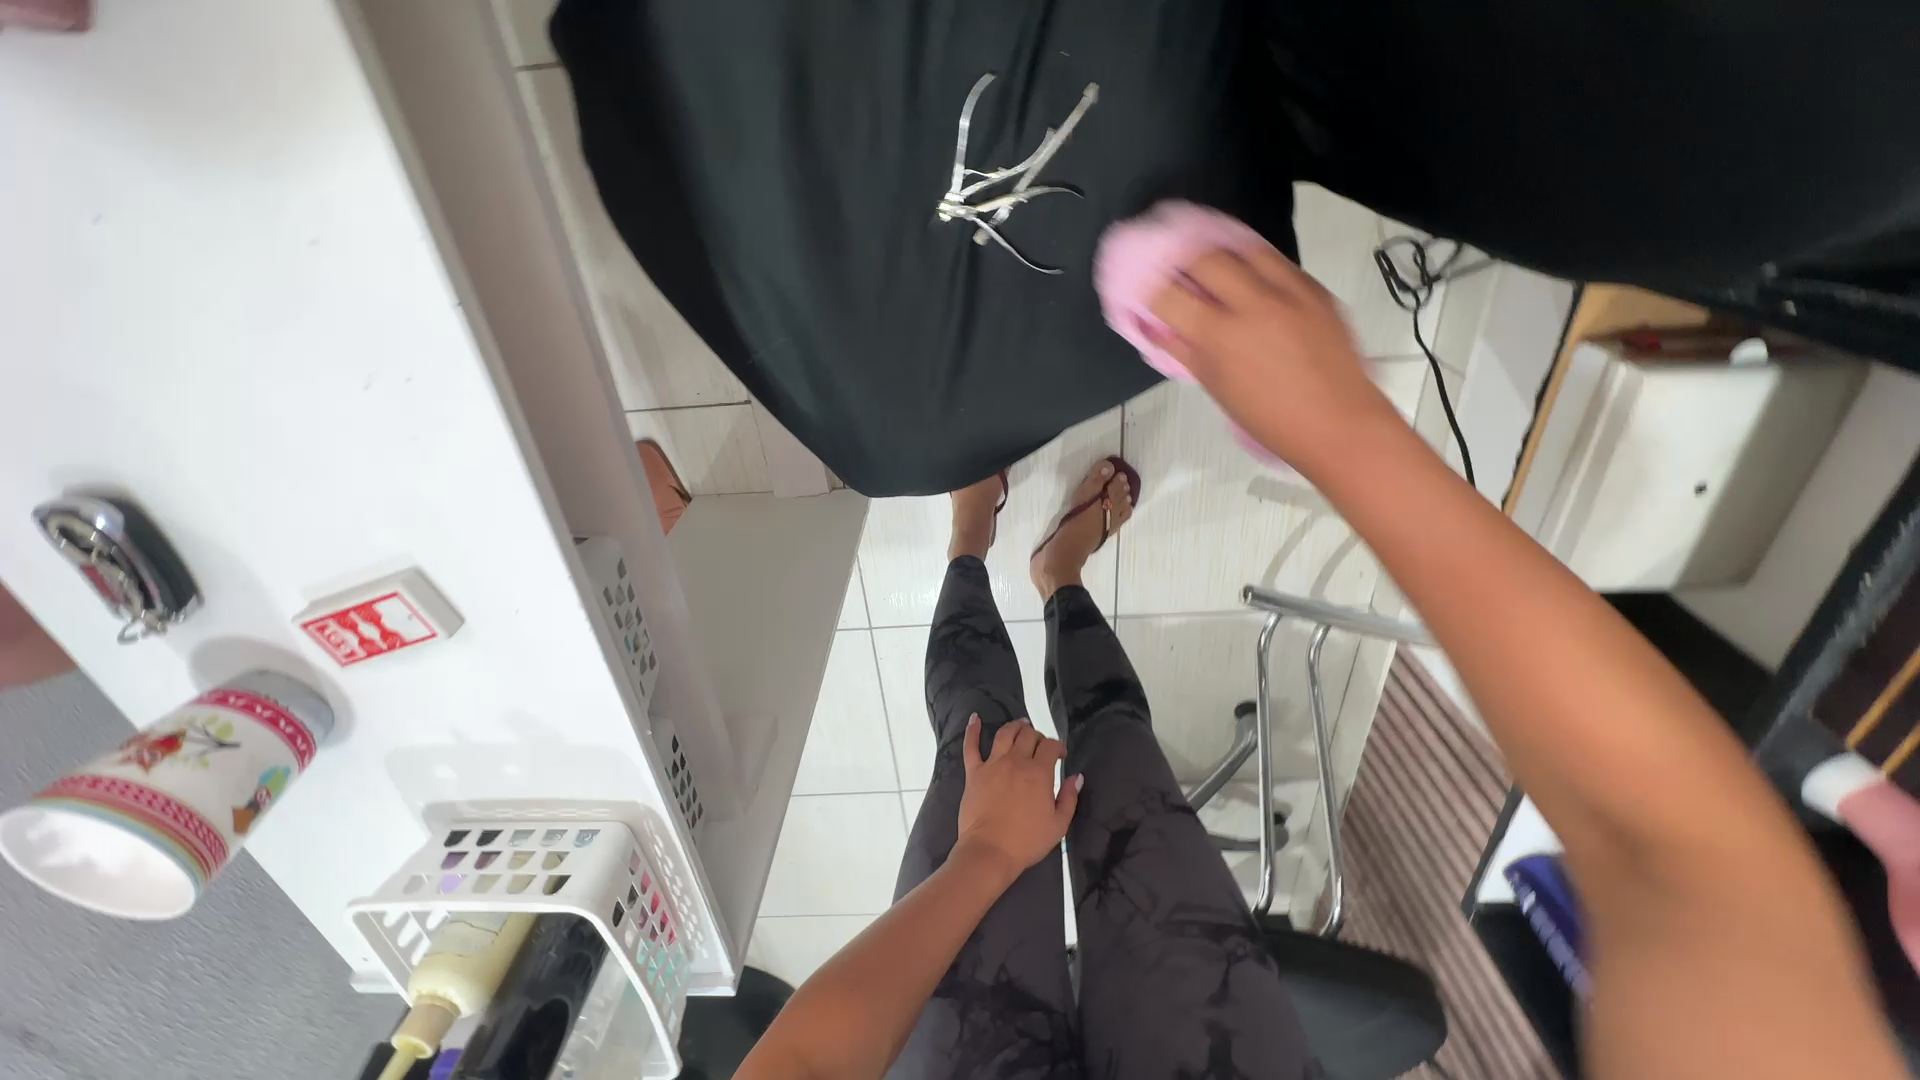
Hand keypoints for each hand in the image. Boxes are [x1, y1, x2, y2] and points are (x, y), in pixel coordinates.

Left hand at [955, 716, 1081, 883]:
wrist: (990, 851)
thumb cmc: (1027, 842)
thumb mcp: (1058, 825)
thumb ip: (1069, 798)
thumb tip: (1076, 777)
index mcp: (1038, 773)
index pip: (1050, 746)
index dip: (1058, 746)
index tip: (1061, 755)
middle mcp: (1016, 762)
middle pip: (1028, 735)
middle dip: (1038, 736)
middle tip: (1040, 745)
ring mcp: (992, 765)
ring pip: (1005, 734)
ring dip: (1015, 726)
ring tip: (1021, 725)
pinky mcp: (974, 773)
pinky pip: (971, 747)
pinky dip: (972, 730)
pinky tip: (974, 719)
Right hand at [1148, 249, 1400, 468]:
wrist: (1337, 422)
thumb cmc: (1268, 417)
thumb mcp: (1215, 386)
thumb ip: (1183, 350)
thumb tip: (1157, 327)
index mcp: (1219, 336)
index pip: (1168, 294)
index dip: (1148, 286)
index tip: (1141, 284)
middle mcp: (1251, 303)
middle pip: (1203, 257)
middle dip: (1180, 258)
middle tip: (1172, 266)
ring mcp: (1287, 290)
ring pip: (1242, 246)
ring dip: (1218, 250)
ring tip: (1207, 260)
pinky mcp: (1314, 287)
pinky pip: (1276, 260)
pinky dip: (1253, 261)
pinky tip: (1246, 271)